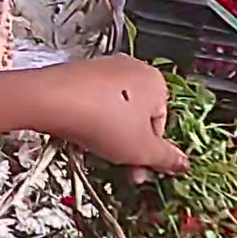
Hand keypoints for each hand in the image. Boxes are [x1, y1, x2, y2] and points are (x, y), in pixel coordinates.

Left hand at [33, 56, 187, 175]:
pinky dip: (90, 117)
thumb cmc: (105, 122)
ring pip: (115, 108)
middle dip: (129, 143)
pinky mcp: (80, 71)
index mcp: (157, 82)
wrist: (53, 100)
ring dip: (109, 132)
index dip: (150, 152)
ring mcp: (105, 67)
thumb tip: (183, 164)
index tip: (138, 170)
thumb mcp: (142, 150)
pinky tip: (79, 130)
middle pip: (138, 115)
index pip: (161, 124)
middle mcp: (133, 68)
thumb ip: (167, 159)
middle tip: (119, 166)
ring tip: (95, 147)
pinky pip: (93, 100)